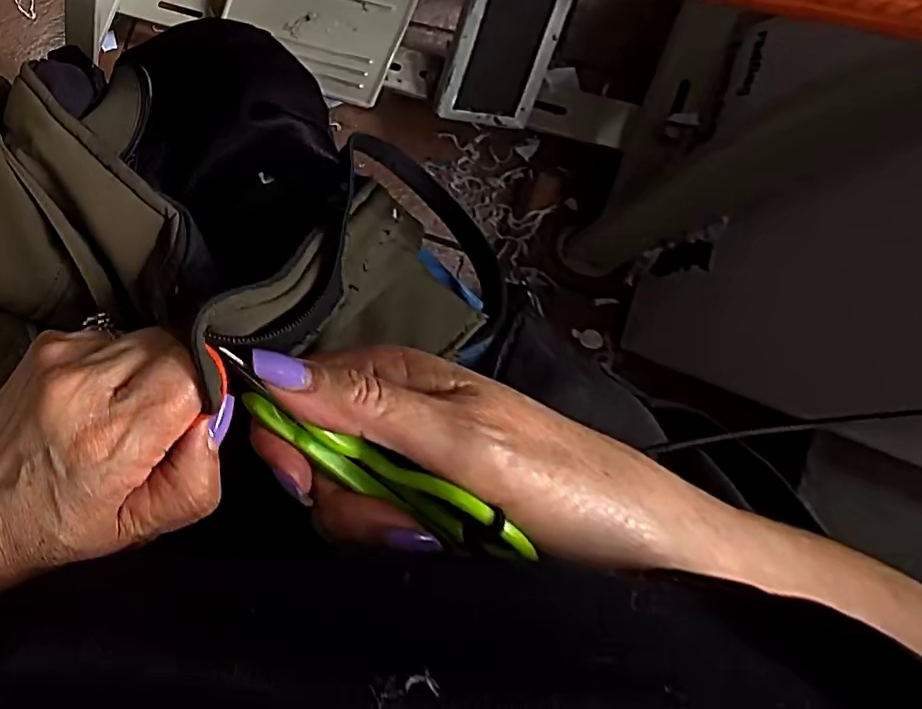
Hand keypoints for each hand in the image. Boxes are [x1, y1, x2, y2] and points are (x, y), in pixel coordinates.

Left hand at [0, 326, 230, 638]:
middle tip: (154, 418)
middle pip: (170, 346)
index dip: (202, 392)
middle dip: (178, 376)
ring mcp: (61, 357)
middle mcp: (82, 387)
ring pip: (143, 337)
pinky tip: (93, 395)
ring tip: (118, 408)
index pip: (190, 374)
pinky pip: (110, 337)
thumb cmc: (57, 524)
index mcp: (109, 439)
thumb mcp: (138, 529)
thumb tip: (209, 421)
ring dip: (146, 367)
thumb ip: (194, 481)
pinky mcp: (48, 343)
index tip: (189, 417)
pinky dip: (115, 361)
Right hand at [247, 345, 740, 570]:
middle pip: (312, 444)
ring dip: (371, 520)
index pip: (299, 385)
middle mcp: (389, 410)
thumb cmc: (568, 481)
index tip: (300, 476)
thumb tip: (269, 368)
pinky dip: (391, 538)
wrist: (652, 555)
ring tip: (433, 529)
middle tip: (395, 512)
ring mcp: (403, 459)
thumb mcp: (463, 439)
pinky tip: (435, 541)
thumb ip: (366, 405)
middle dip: (339, 488)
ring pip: (336, 489)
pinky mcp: (416, 502)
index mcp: (393, 374)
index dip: (284, 428)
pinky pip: (368, 521)